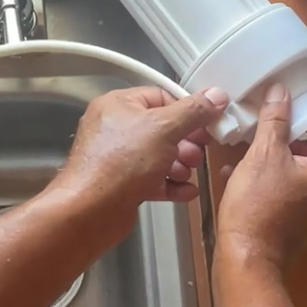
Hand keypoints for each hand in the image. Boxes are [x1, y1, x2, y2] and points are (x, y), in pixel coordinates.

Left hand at [50, 86, 229, 209]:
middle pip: (162, 128)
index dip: (187, 110)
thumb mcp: (164, 128)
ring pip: (158, 156)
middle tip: (199, 152)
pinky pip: (152, 179)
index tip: (209, 123)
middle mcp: (116, 128)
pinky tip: (187, 191)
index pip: (161, 97)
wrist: (90, 211)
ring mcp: (118, 158)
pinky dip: (171, 184)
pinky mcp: (122, 185)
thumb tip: (217, 95)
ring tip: (190, 173)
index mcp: (119, 105)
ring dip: (180, 165)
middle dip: (186, 142)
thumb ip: (193, 112)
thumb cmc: (121, 162)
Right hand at [216, 84, 306, 268]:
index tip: (295, 120)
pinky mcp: (304, 225)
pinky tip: (246, 176)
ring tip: (254, 153)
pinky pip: (298, 191)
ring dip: (284, 157)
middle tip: (270, 134)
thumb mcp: (264, 154)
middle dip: (299, 137)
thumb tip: (280, 91)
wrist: (246, 259)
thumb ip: (275, 120)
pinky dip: (279, 179)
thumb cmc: (259, 205)